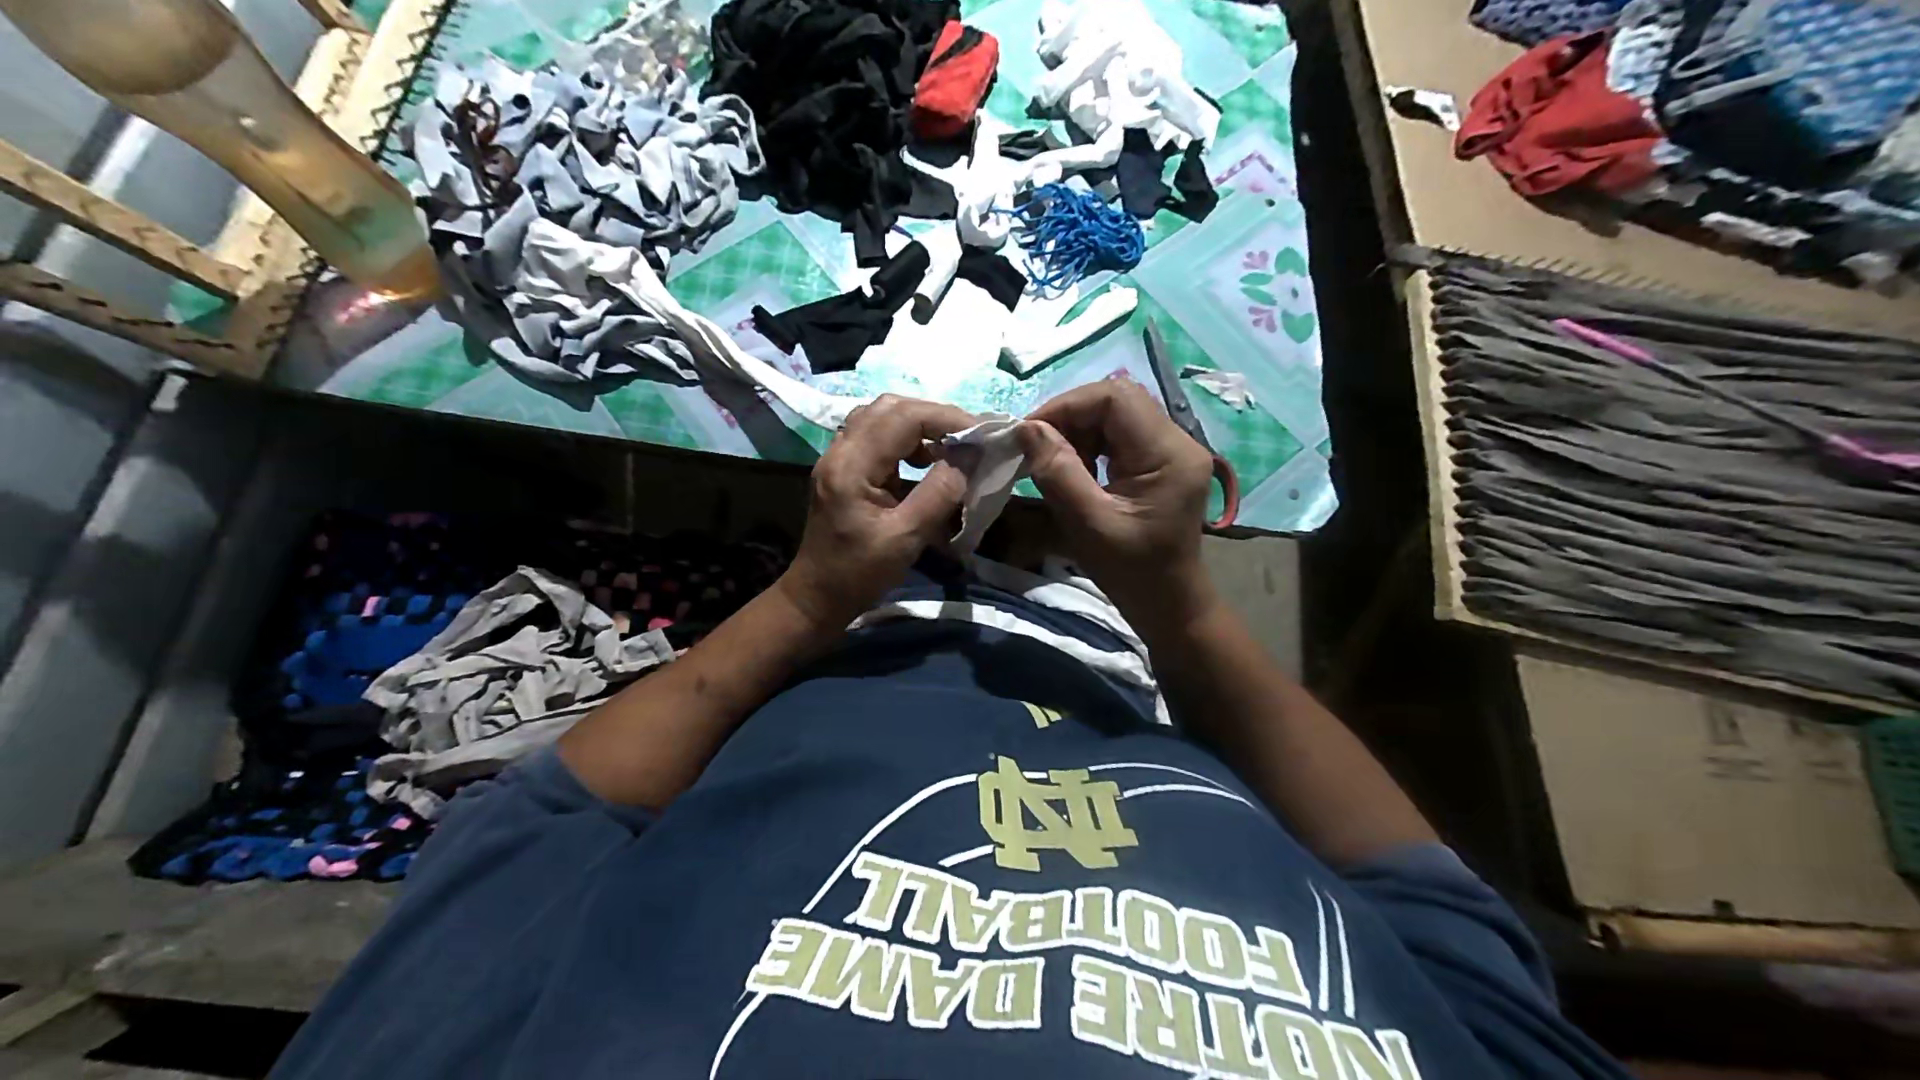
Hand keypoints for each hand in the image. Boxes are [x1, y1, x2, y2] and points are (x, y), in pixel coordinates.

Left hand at [778, 395, 974, 628]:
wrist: (817, 596)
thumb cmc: (858, 574)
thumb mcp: (905, 539)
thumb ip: (938, 494)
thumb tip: (968, 458)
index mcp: (851, 466)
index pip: (903, 417)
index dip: (946, 419)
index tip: (981, 435)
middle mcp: (840, 451)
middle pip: (890, 408)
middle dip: (934, 417)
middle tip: (968, 439)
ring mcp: (839, 458)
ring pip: (882, 418)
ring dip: (920, 426)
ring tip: (950, 450)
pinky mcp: (845, 469)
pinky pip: (877, 437)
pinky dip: (907, 441)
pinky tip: (926, 463)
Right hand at [1018, 379, 1217, 628]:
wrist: (1168, 605)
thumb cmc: (1131, 572)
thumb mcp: (1088, 524)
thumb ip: (1057, 472)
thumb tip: (1025, 428)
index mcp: (1169, 454)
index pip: (1115, 398)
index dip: (1067, 406)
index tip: (1030, 433)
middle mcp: (1178, 441)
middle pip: (1117, 400)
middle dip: (1069, 417)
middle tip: (1036, 446)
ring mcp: (1172, 450)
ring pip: (1116, 414)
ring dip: (1077, 430)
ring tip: (1052, 461)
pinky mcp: (1161, 462)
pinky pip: (1120, 435)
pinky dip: (1090, 444)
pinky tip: (1075, 469)